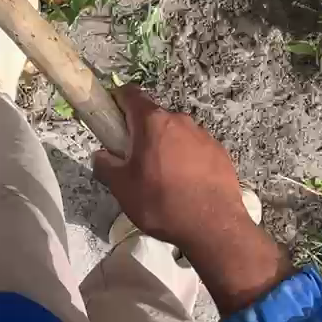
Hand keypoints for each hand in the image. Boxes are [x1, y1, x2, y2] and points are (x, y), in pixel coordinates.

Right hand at [93, 85, 288, 315]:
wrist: (214, 227)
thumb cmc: (161, 203)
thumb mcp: (122, 189)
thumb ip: (106, 166)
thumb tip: (102, 156)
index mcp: (152, 122)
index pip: (131, 94)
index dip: (118, 100)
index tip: (112, 117)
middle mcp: (179, 120)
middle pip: (154, 116)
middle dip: (142, 132)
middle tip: (136, 159)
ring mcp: (203, 134)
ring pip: (176, 133)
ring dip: (167, 146)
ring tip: (165, 177)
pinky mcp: (220, 151)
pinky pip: (196, 148)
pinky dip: (188, 159)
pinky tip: (187, 184)